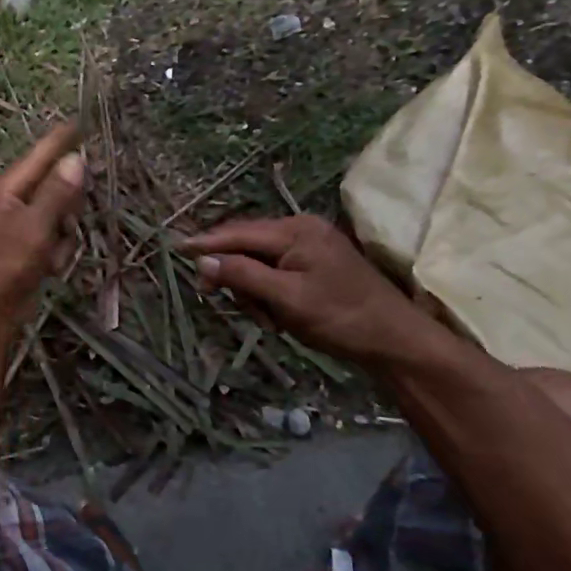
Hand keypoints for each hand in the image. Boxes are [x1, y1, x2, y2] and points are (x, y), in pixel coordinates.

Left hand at [0, 124, 86, 326]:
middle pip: (56, 185)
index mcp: (7, 189)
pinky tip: (49, 267)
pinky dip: (57, 251)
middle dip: (68, 207)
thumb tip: (76, 158)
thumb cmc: (7, 266)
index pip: (41, 155)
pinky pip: (55, 236)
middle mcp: (12, 200)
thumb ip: (58, 192)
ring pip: (60, 214)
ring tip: (52, 255)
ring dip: (64, 234)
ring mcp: (20, 224)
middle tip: (65, 225)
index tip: (83, 122)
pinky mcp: (28, 245)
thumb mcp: (36, 226)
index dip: (62, 140)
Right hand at [181, 215, 418, 363]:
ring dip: (255, 293)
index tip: (176, 247)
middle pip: (247, 247)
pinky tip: (281, 317)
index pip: (238, 233)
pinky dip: (270, 295)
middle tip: (246, 311)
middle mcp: (300, 230)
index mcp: (295, 231)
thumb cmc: (340, 317)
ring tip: (272, 321)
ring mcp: (309, 247)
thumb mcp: (286, 298)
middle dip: (238, 279)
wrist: (393, 340)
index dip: (206, 243)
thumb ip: (243, 275)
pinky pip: (276, 274)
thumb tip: (203, 261)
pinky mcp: (315, 265)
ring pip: (259, 264)